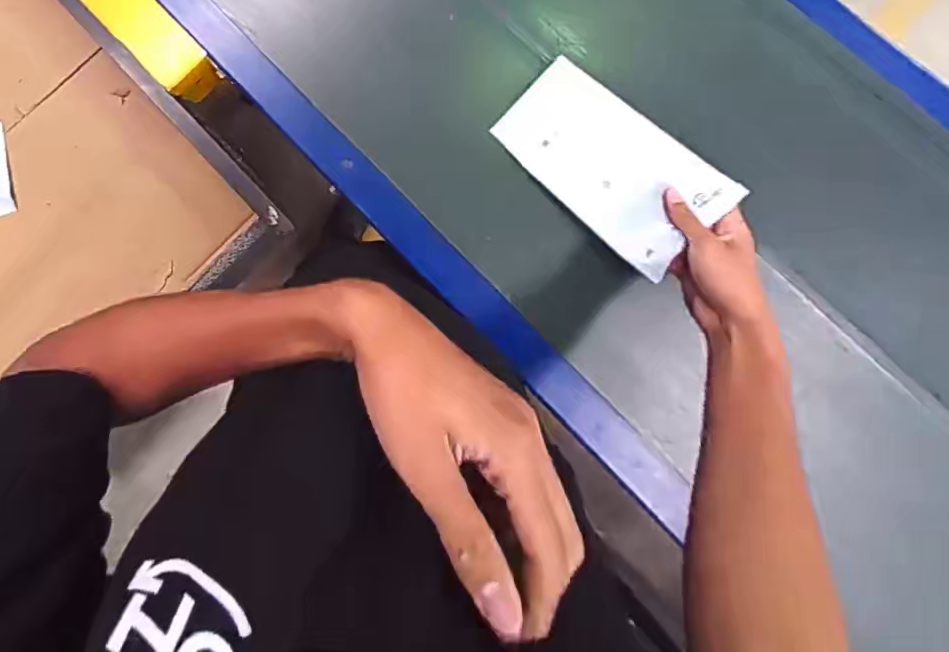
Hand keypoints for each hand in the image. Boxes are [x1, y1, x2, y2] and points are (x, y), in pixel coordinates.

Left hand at [339, 282, 584, 642]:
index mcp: (520, 450)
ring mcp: (521, 420)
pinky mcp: (504, 414)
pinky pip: (534, 479)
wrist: (383, 327)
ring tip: (508, 586)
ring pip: (553, 502)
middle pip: (565, 526)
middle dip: (549, 581)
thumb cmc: (399, 399)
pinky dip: (527, 517)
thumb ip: (468, 539)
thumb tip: (508, 615)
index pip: (550, 544)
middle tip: (512, 622)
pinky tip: (500, 529)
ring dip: (539, 549)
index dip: (541, 600)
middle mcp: (533, 435)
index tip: (516, 641)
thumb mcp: (426, 472)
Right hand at [663, 189, 772, 343]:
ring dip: (665, 228)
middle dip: (675, 206)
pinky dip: (660, 248)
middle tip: (654, 191)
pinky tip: (648, 239)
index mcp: (732, 227)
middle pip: (693, 215)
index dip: (697, 186)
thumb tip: (674, 196)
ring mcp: (702, 254)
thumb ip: (686, 219)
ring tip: (646, 212)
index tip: (676, 174)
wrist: (728, 322)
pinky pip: (670, 252)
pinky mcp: (689, 268)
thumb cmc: (733, 284)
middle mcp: (718, 238)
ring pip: (679, 234)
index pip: (714, 198)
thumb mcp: (706, 243)